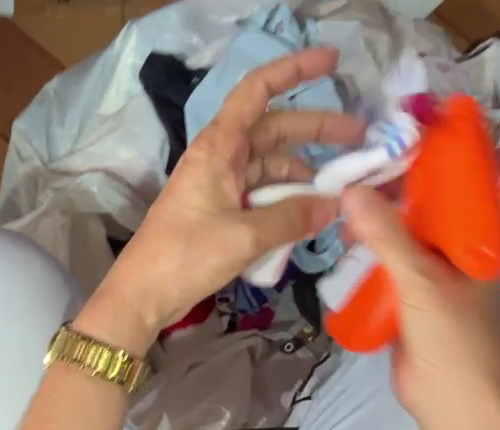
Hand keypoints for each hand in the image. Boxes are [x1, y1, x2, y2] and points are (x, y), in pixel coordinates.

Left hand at [86, 47, 363, 346]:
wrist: (141, 296)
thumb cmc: (186, 256)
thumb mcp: (244, 236)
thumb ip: (291, 217)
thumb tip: (333, 206)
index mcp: (218, 148)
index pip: (258, 91)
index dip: (294, 70)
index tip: (332, 64)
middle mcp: (218, 159)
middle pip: (272, 130)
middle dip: (314, 131)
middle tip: (358, 140)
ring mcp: (217, 188)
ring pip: (268, 167)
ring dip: (301, 173)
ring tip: (337, 188)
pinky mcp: (217, 215)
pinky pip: (258, 196)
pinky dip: (283, 200)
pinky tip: (306, 214)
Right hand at [341, 185, 499, 420]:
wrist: (447, 400)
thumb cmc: (450, 337)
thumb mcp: (419, 279)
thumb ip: (387, 236)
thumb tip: (351, 190)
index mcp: (475, 242)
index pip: (452, 189)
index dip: (425, 165)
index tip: (389, 141)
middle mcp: (455, 256)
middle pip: (420, 216)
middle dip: (389, 199)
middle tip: (352, 176)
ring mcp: (430, 283)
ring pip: (400, 246)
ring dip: (374, 233)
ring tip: (342, 209)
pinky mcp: (407, 308)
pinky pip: (385, 276)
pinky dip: (367, 265)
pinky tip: (344, 251)